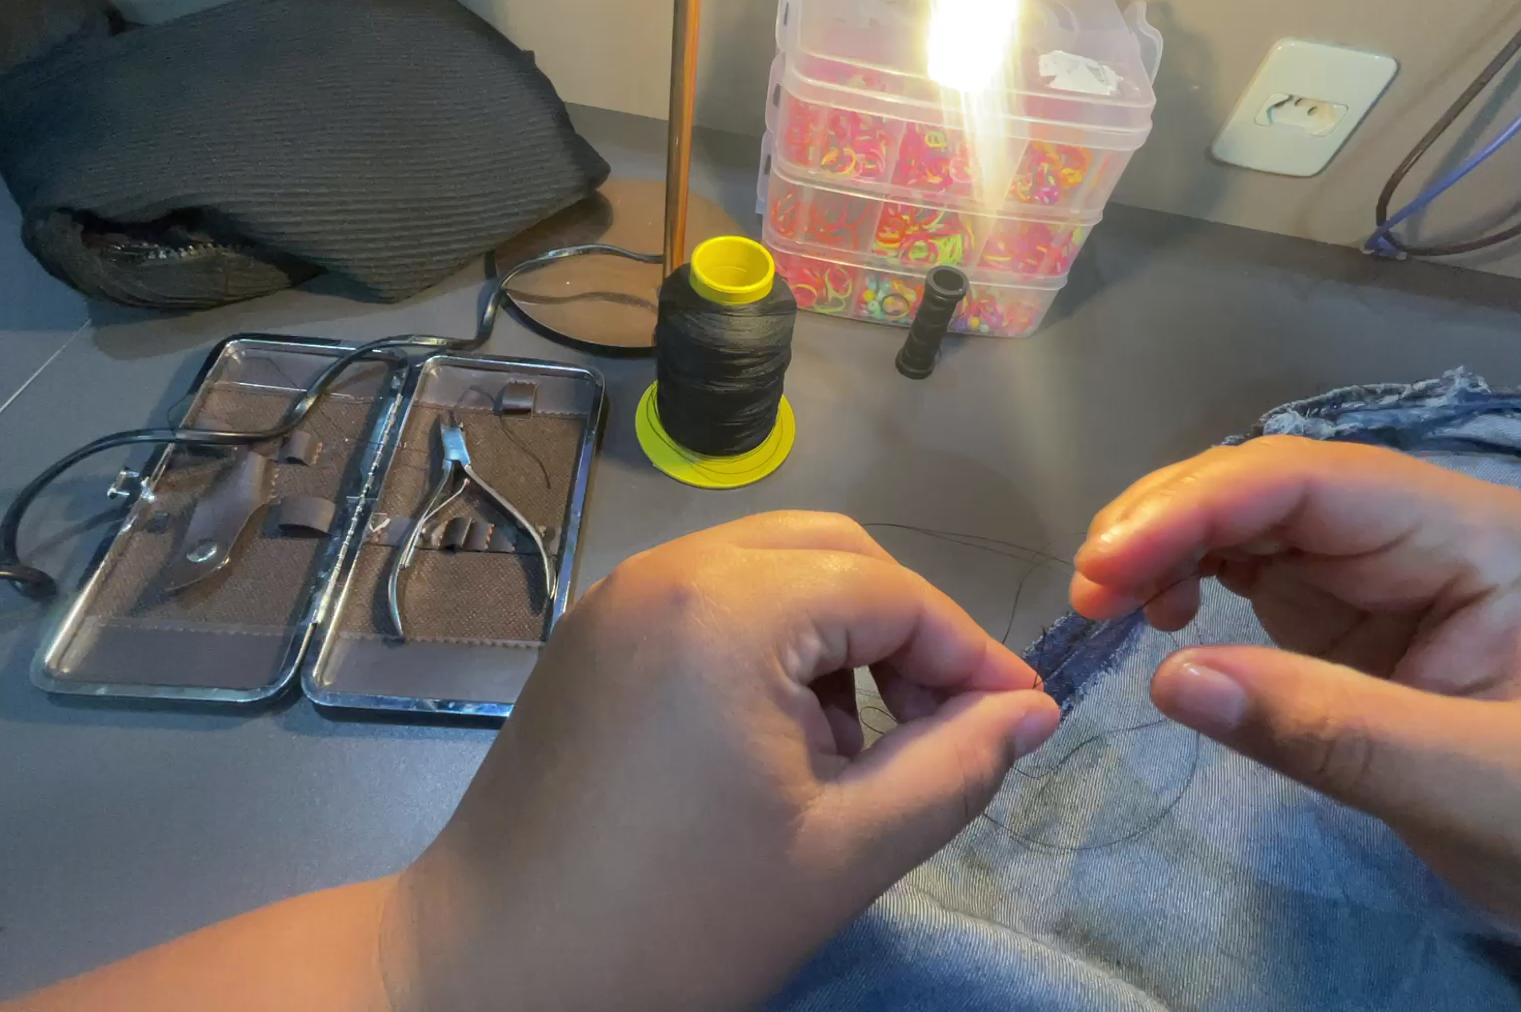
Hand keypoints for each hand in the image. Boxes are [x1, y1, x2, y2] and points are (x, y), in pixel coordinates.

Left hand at [385, 512, 1059, 1010]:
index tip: (1017, 715)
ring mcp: (628, 588)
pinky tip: (771, 724)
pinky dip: (772, 636)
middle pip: (833, 550)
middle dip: (901, 624)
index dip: (967, 650)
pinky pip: (718, 593)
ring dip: (837, 629)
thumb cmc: (673, 923)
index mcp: (730, 607)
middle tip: (934, 714)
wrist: (489, 971)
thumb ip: (956, 768)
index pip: (889, 591)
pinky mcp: (602, 622)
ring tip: (845, 737)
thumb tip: (1031, 712)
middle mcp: (673, 567)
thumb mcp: (844, 852)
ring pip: (776, 563)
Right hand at [1071, 438, 1520, 978]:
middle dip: (1157, 523)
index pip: (1301, 482)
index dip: (1190, 509)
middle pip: (1251, 485)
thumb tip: (1168, 681)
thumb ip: (1331, 732)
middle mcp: (1404, 529)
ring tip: (1109, 603)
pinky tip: (1159, 614)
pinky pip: (1238, 567)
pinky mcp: (1337, 610)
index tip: (1104, 568)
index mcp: (1464, 535)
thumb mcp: (1499, 794)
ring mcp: (1367, 567)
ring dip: (1157, 546)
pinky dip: (1180, 578)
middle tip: (1090, 593)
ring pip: (1233, 519)